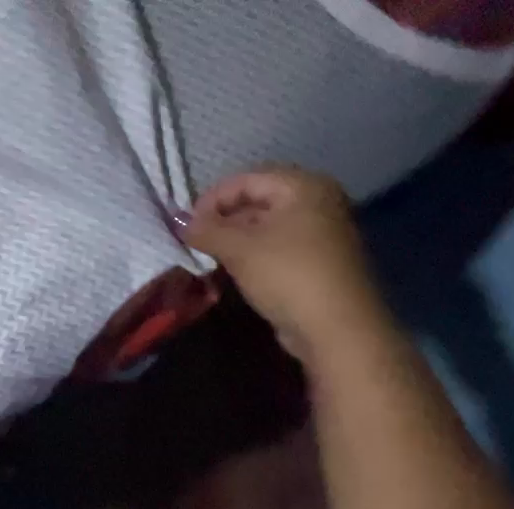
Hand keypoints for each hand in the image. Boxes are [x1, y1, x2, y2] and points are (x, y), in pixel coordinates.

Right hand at [181, 167, 402, 365]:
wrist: (333, 325)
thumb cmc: (287, 275)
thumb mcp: (240, 249)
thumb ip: (207, 231)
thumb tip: (180, 222)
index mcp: (303, 186)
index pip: (248, 179)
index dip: (213, 198)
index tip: (187, 225)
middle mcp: (317, 200)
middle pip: (259, 200)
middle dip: (224, 219)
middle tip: (196, 243)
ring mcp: (321, 231)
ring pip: (268, 226)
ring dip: (236, 239)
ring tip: (210, 258)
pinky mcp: (318, 260)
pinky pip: (278, 246)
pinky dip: (254, 254)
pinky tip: (235, 272)